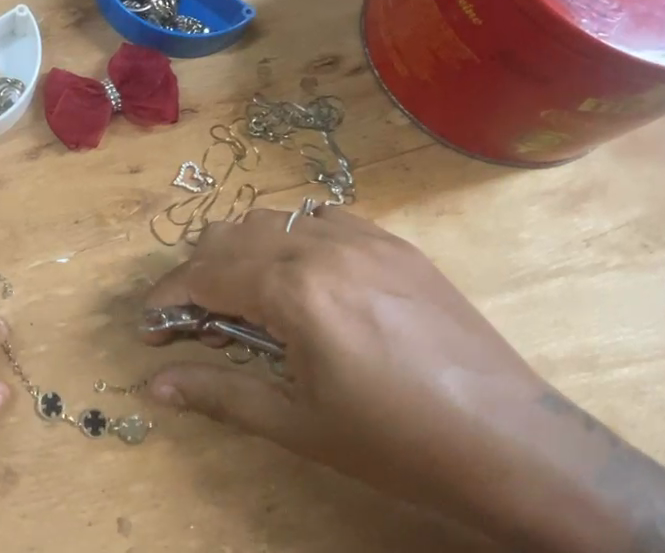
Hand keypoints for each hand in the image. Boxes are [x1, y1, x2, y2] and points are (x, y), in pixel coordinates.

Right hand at [140, 207, 547, 519]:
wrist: (515, 447)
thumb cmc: (397, 445)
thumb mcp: (299, 424)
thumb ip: (219, 394)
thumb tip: (154, 385)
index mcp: (293, 291)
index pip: (204, 275)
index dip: (168, 298)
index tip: (149, 326)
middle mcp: (320, 247)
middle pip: (231, 236)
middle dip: (198, 272)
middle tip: (194, 318)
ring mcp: (363, 238)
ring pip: (274, 220)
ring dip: (242, 250)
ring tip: (244, 296)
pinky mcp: (395, 244)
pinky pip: (323, 218)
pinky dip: (293, 238)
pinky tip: (303, 276)